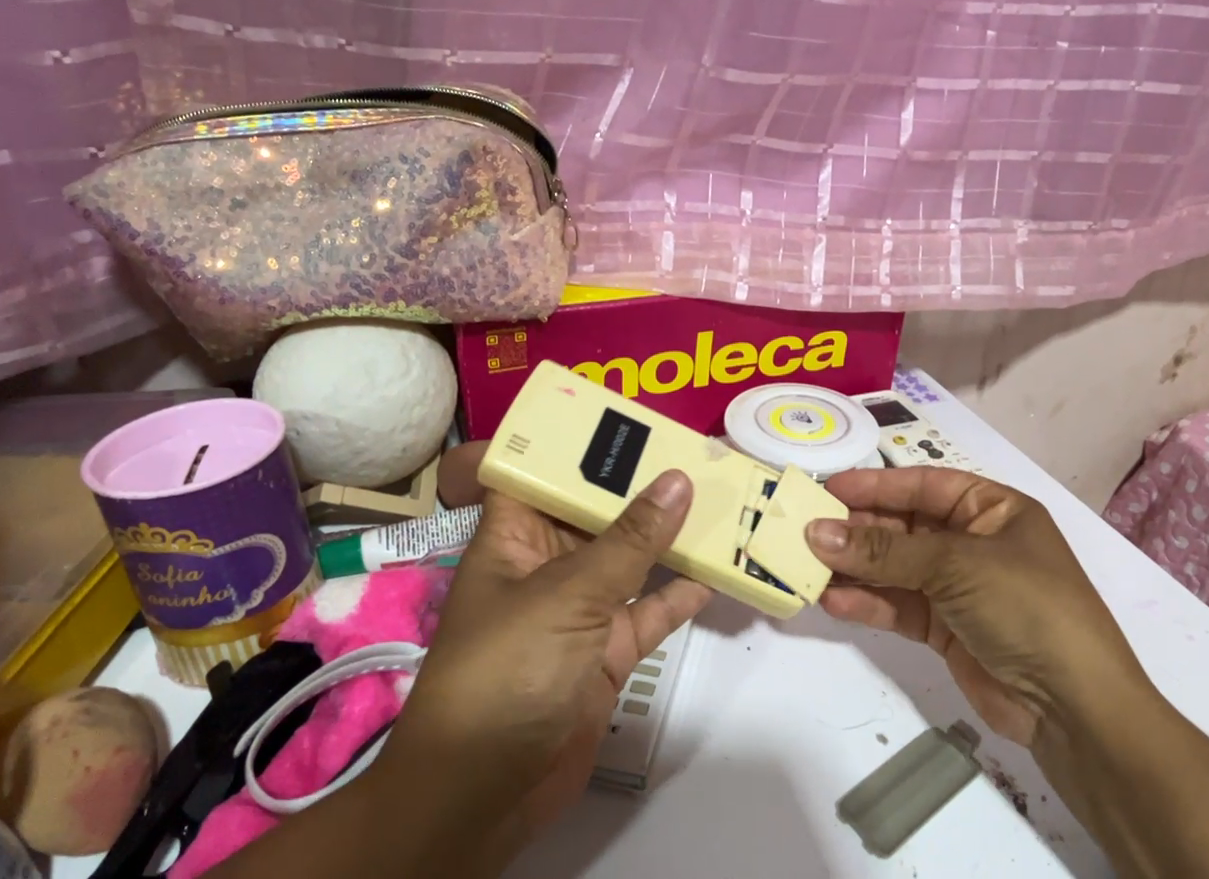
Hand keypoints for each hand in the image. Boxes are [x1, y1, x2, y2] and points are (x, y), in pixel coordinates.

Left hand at [384, 470, 711, 864]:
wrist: (487, 788)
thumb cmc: (508, 670)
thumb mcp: (568, 595)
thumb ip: (629, 541)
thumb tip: (680, 480)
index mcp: (514, 537)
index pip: (539, 474)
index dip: (574, 444)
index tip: (625, 419)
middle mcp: (546, 565)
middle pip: (595, 514)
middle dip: (641, 486)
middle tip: (698, 452)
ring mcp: (579, 611)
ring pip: (629, 561)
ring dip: (669, 537)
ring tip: (721, 500)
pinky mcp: (606, 654)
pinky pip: (648, 613)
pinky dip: (679, 596)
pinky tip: (717, 572)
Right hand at [805, 466, 1150, 745]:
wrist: (1073, 704)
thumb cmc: (1025, 606)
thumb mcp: (956, 565)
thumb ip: (884, 550)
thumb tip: (816, 531)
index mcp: (992, 509)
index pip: (923, 486)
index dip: (875, 486)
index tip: (826, 489)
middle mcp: (974, 543)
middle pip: (903, 527)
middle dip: (857, 530)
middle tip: (804, 530)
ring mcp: (959, 588)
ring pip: (895, 568)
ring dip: (854, 568)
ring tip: (806, 567)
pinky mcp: (945, 630)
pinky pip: (898, 606)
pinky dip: (867, 603)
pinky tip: (833, 601)